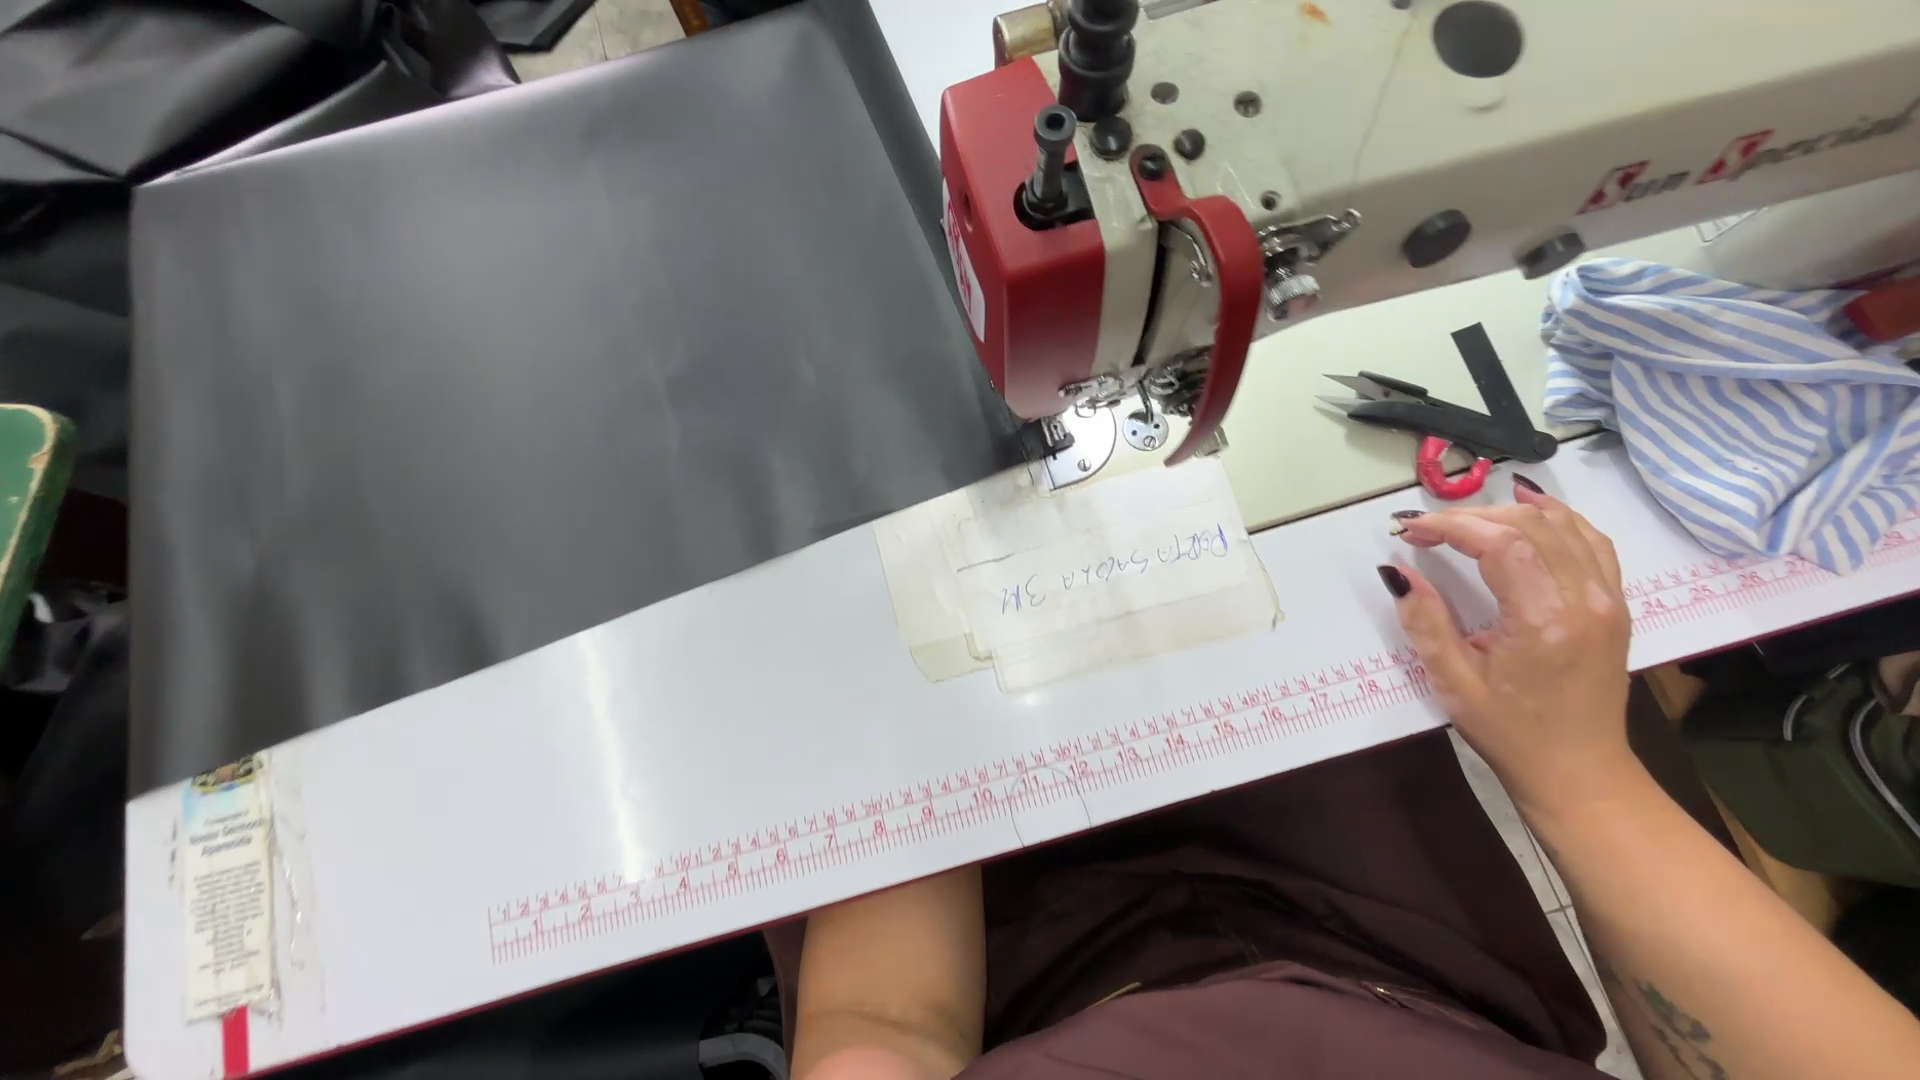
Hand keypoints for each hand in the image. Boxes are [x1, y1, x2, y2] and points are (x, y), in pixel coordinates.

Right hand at [1381, 476, 1636, 816]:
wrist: (1578, 769)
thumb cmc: (1509, 731)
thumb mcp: (1453, 683)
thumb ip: (1425, 622)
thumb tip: (1396, 572)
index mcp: (1544, 621)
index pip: (1501, 543)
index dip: (1452, 525)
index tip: (1411, 530)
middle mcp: (1586, 600)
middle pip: (1531, 526)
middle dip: (1472, 517)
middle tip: (1427, 531)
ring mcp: (1609, 599)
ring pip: (1564, 526)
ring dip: (1510, 512)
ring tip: (1466, 520)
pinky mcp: (1615, 604)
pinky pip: (1592, 542)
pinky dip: (1558, 519)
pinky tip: (1530, 511)